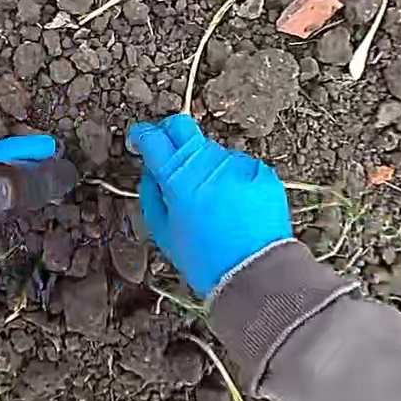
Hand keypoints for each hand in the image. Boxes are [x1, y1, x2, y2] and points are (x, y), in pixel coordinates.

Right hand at [126, 114, 292, 296]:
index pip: (154, 138)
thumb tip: (151, 171)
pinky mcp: (260, 170)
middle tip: (169, 151)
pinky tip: (235, 204)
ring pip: (212, 151)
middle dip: (170, 132)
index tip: (141, 138)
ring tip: (212, 200)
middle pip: (182, 127)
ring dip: (206, 165)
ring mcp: (236, 164)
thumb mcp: (164, 234)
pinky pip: (238, 165)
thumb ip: (152, 196)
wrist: (255, 273)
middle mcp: (207, 164)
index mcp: (178, 180)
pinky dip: (233, 178)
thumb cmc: (207, 261)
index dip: (143, 135)